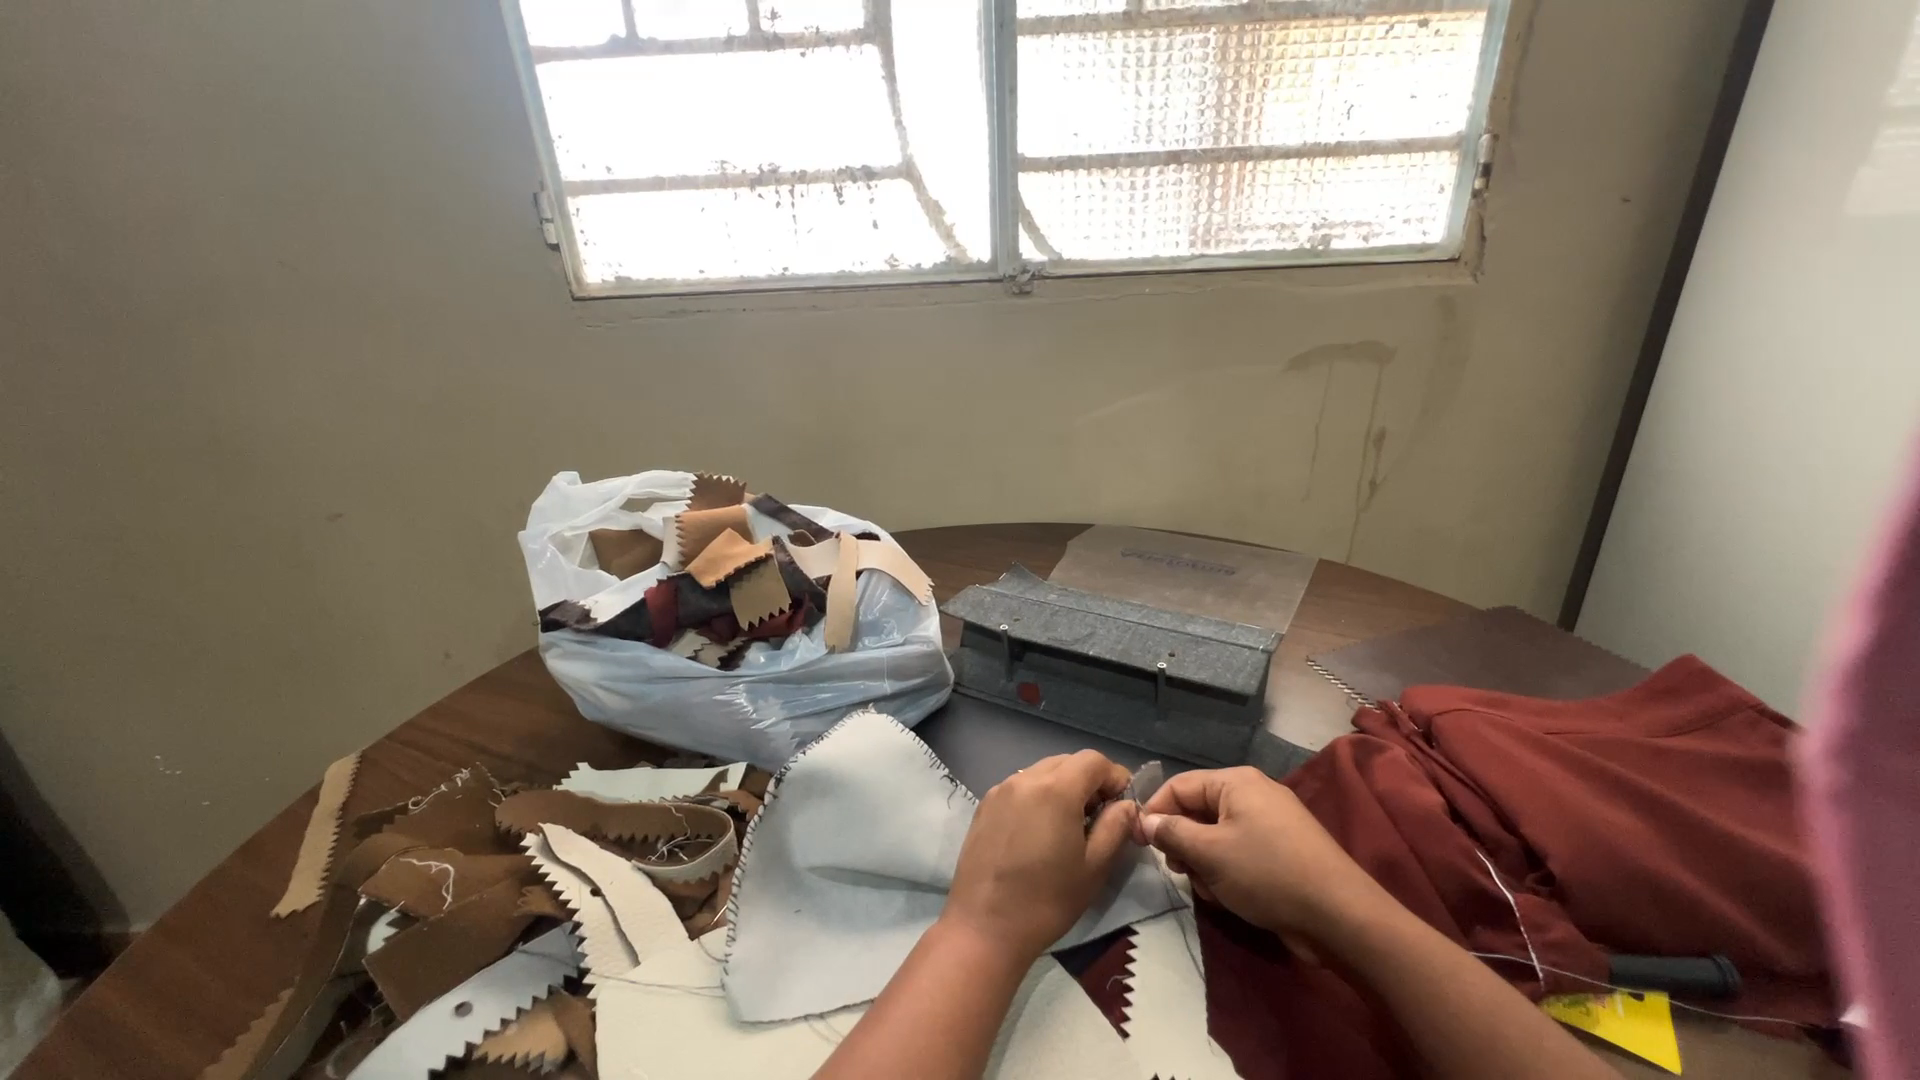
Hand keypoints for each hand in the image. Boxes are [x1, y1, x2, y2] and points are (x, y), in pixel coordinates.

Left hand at [941, 751, 1138, 961]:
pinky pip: (1020, 787)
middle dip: (1089, 781)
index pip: (1094, 760)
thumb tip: (1127, 805)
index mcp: (1055, 789)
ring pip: (1042, 772)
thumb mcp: (1094, 867)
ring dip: (1063, 787)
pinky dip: (1038, 796)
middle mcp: (1025, 779)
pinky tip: (1039, 832)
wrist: (985, 927)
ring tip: (1069, 826)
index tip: (1122, 806)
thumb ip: (1116, 827)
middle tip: (1099, 818)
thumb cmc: (1047, 900)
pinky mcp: (984, 806)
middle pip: (1066, 762)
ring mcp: (1000, 791)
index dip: (1115, 777)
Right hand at [1136, 766, 1388, 939]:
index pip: (1179, 785)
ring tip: (1212, 890)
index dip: (1154, 811)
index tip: (1137, 842)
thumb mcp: (1209, 853)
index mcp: (1236, 782)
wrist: (1339, 916)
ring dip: (1205, 864)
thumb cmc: (1267, 874)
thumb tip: (1145, 821)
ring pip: (1216, 837)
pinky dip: (1228, 872)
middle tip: (1179, 872)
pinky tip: (1232, 898)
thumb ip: (1172, 833)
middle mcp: (1253, 794)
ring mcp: (1271, 823)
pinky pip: (1239, 852)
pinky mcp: (1282, 851)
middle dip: (1184, 844)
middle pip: (1197, 811)